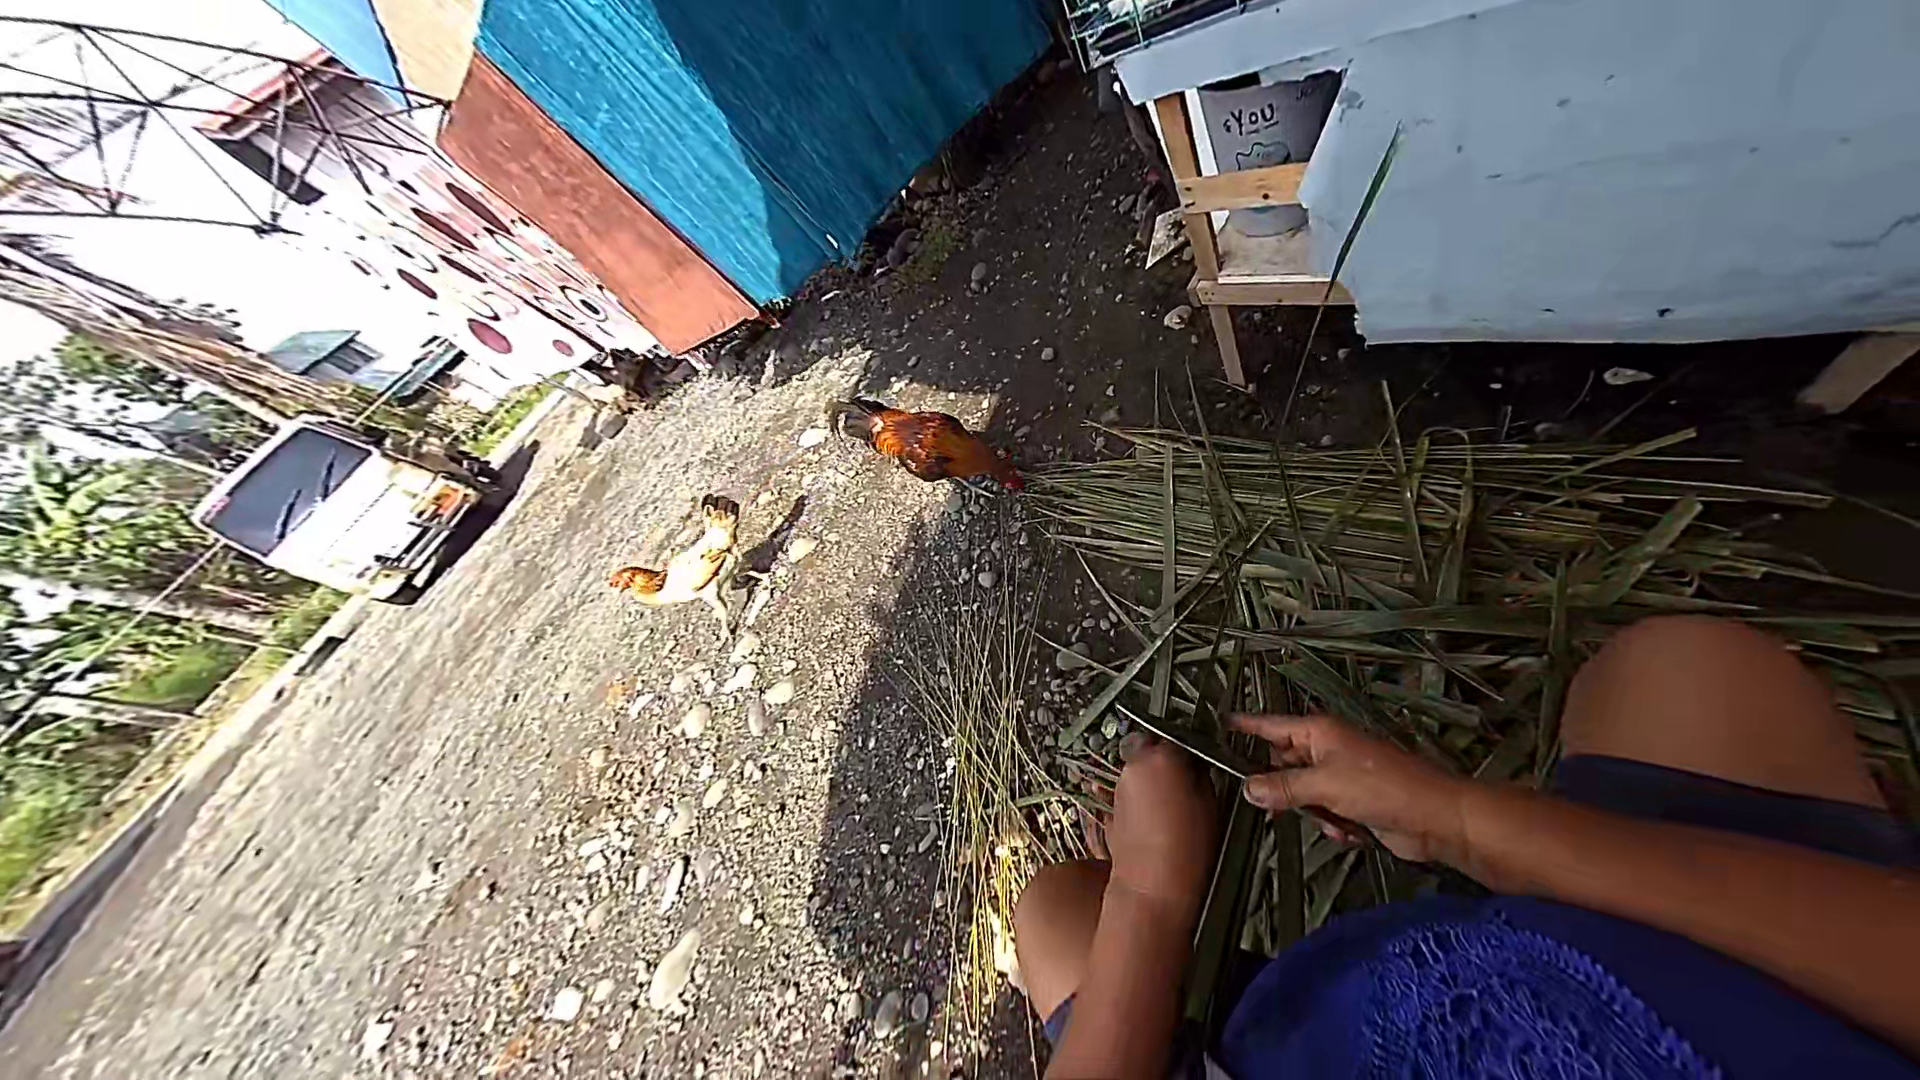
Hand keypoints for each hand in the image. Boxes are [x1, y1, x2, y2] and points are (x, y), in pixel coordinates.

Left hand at [1104, 736, 1217, 920]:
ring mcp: (1120, 783)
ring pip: (1141, 770)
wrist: (1151, 887)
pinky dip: (1142, 797)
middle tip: (1189, 785)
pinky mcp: (1111, 801)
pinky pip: (1131, 790)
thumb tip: (1197, 765)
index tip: (1199, 760)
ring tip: (1175, 808)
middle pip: (1155, 750)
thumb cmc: (1184, 852)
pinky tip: (1158, 819)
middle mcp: (1135, 764)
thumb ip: (1200, 774)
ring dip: (1155, 779)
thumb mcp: (1210, 805)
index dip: (1191, 750)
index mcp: (1161, 758)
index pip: (1178, 738)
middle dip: (1170, 763)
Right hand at [1231, 714, 1470, 862]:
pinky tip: (1347, 830)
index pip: (1268, 725)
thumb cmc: (1385, 789)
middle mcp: (1326, 749)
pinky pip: (1323, 809)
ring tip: (1331, 819)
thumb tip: (1249, 788)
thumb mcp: (1324, 785)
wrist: (1439, 821)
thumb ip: (1281, 787)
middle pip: (1282, 764)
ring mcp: (1340, 775)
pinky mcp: (1354, 800)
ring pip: (1301, 792)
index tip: (1220, 725)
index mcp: (1317, 732)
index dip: (1244, 726)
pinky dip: (1330, 822)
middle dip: (1283, 788)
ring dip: (1311, 811)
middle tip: (1278, 804)